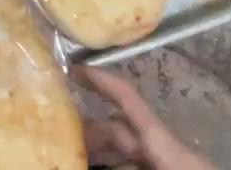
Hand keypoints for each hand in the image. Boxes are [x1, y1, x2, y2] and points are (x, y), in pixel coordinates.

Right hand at [77, 66, 218, 169]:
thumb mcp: (165, 166)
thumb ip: (122, 165)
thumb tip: (76, 161)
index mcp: (166, 149)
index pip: (128, 101)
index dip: (100, 81)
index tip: (70, 69)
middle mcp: (168, 154)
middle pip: (123, 131)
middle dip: (91, 132)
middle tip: (59, 136)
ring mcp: (171, 169)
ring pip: (129, 155)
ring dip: (103, 155)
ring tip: (72, 157)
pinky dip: (120, 169)